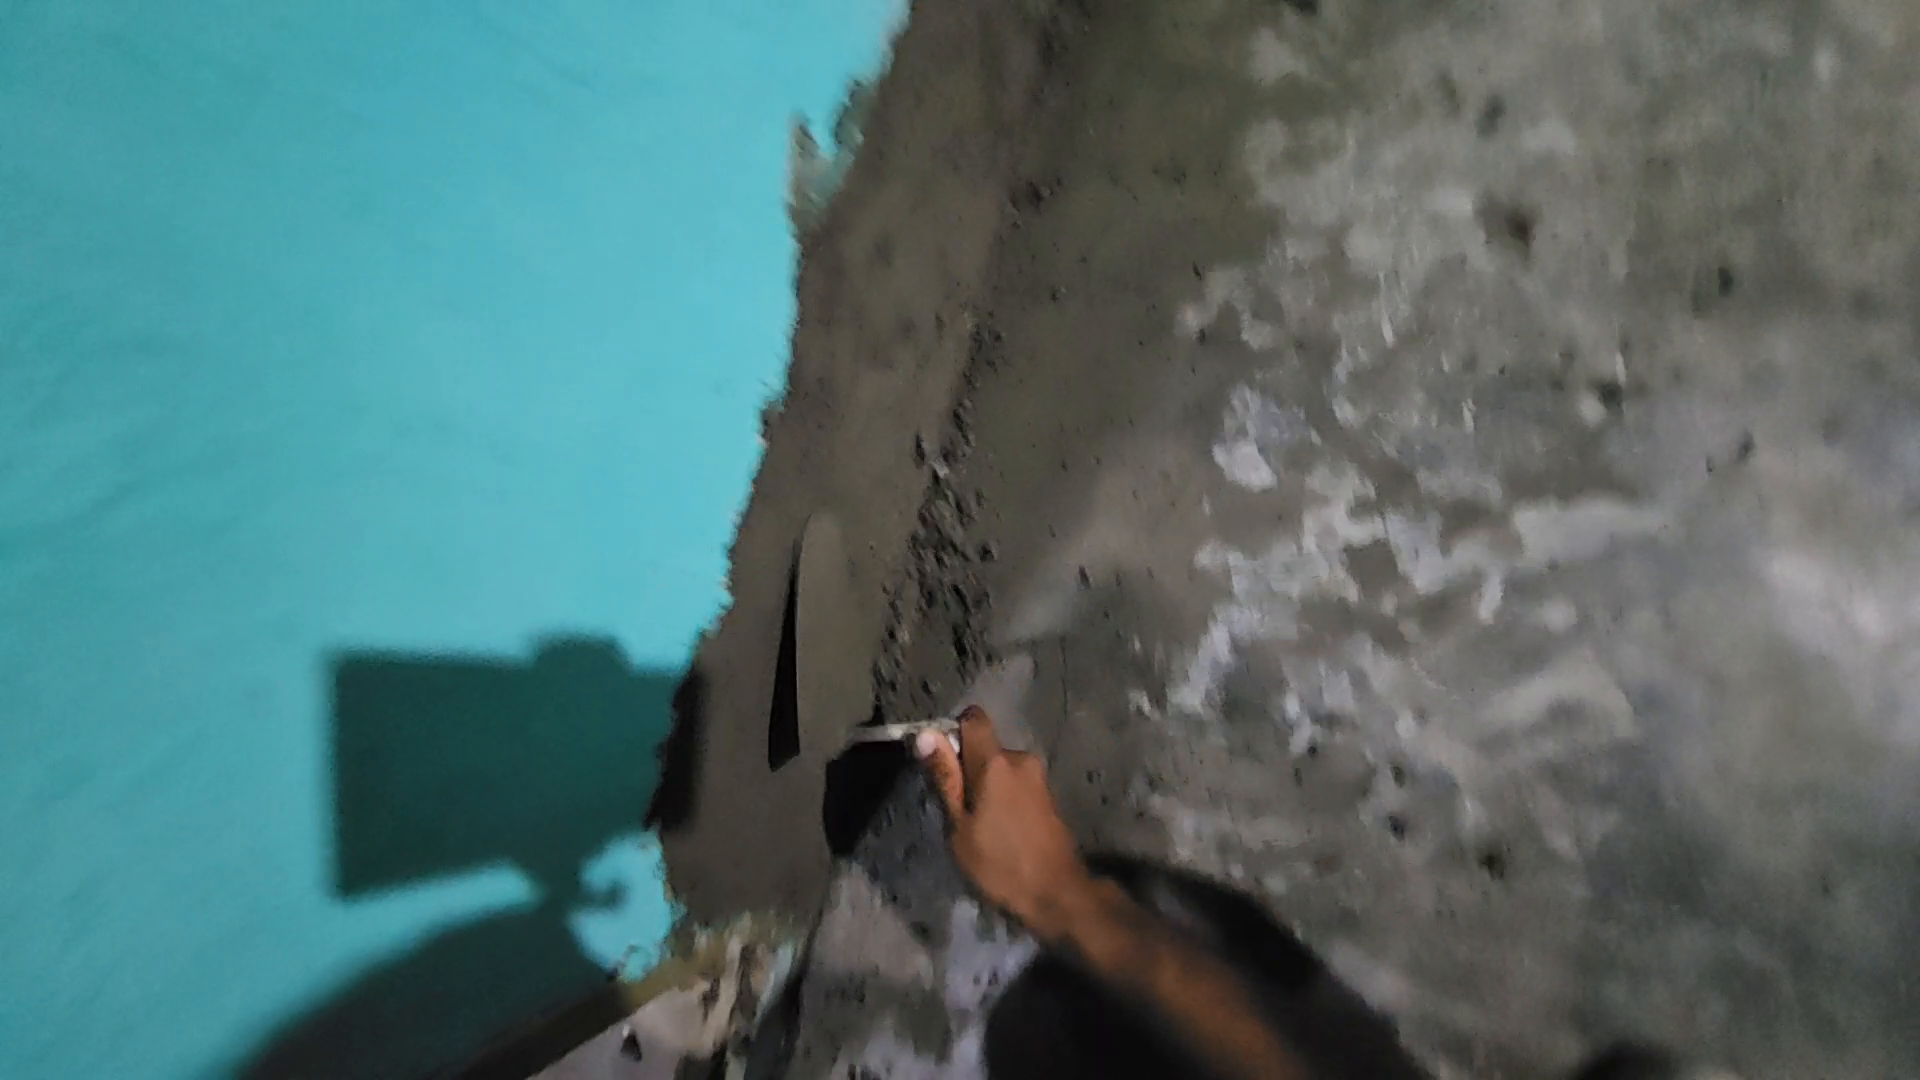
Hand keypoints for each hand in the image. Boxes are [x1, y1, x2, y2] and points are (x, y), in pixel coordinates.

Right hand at [916, 706, 1092, 938]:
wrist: (1058, 894)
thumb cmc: (1001, 864)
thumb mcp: (960, 828)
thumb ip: (946, 778)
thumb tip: (926, 734)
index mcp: (996, 762)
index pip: (974, 718)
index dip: (954, 732)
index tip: (944, 763)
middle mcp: (1021, 758)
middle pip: (986, 747)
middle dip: (969, 768)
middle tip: (960, 810)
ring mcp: (1039, 775)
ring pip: (1001, 766)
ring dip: (988, 785)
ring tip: (982, 825)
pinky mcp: (1048, 793)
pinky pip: (1016, 781)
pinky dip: (1005, 796)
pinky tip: (1003, 829)